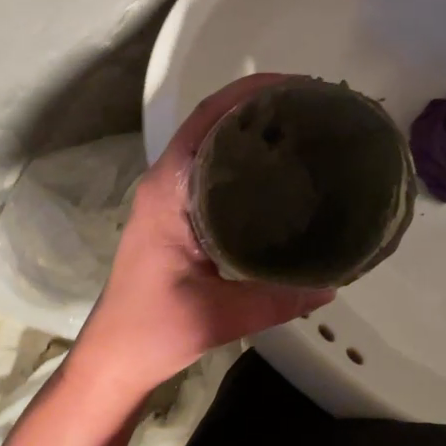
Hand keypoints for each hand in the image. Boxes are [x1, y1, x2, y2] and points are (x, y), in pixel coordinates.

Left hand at [67, 73, 333, 403]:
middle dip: (259, 102)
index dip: (248, 93)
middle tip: (312, 104)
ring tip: (303, 124)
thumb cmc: (154, 332)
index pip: (206, 119)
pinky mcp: (177, 209)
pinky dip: (244, 149)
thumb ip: (278, 300)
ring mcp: (169, 193)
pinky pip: (213, 162)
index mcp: (170, 190)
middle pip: (212, 120)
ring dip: (251, 123)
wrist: (112, 360)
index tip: (295, 86)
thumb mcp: (220, 317)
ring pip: (212, 139)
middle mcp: (167, 181)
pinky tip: (280, 163)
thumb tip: (333, 282)